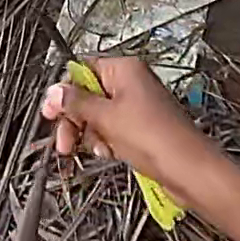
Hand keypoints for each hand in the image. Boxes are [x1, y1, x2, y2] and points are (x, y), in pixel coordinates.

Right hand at [39, 56, 228, 205]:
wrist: (188, 170)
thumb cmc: (155, 138)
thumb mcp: (105, 118)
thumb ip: (76, 103)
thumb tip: (54, 92)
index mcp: (124, 69)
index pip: (82, 69)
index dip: (64, 90)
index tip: (52, 111)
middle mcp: (131, 83)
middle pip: (87, 94)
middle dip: (74, 118)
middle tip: (64, 139)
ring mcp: (136, 106)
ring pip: (97, 115)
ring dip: (89, 133)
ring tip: (96, 148)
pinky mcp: (140, 128)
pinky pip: (111, 129)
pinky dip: (105, 141)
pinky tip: (108, 152)